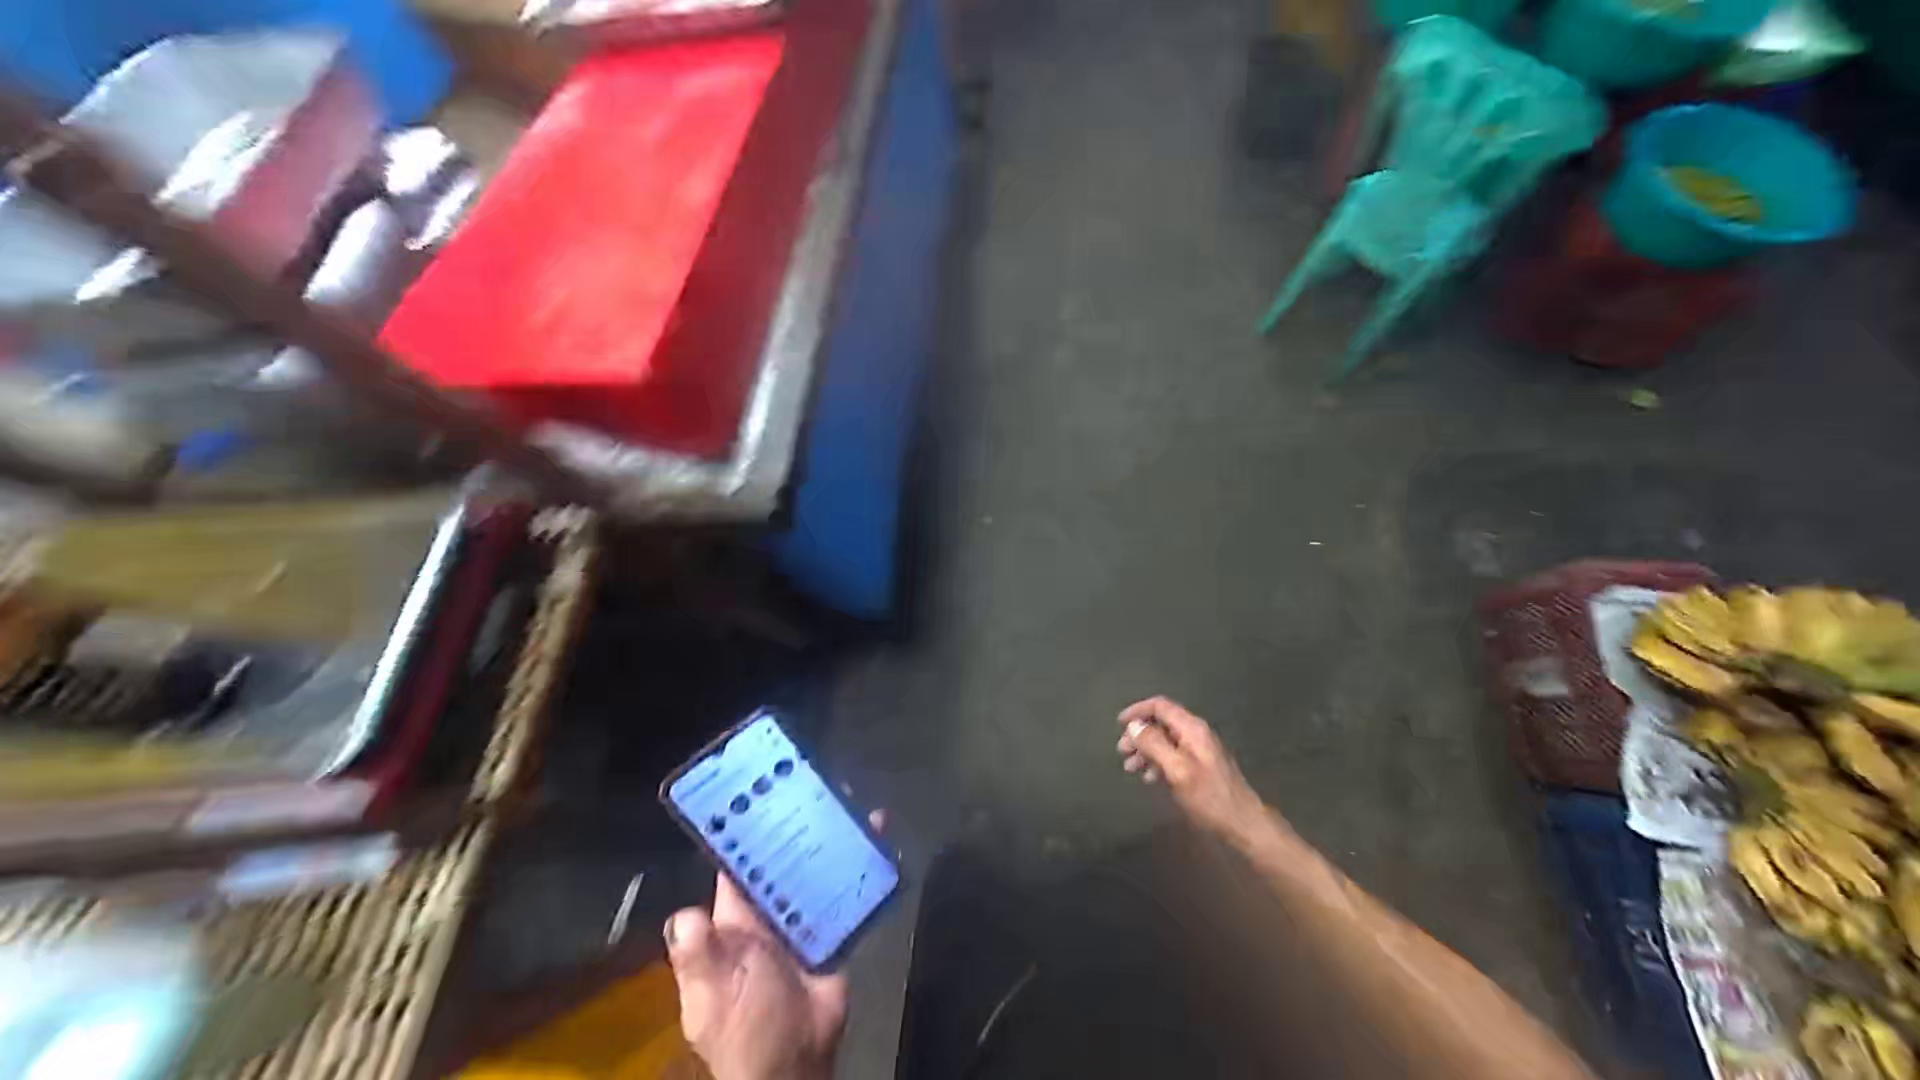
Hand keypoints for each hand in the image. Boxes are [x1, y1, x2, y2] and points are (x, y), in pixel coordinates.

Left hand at [665, 810, 884, 1079]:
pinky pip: (850, 893)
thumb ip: (698, 955)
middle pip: (786, 857)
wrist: (794, 1065)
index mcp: (736, 917)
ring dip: (838, 841)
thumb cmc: (744, 1027)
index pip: (740, 863)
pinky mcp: (836, 929)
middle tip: (825, 786)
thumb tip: (683, 914)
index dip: (749, 829)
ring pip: (821, 868)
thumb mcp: (711, 993)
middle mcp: (771, 909)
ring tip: (859, 807)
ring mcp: (805, 918)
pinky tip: (881, 844)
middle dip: (803, 824)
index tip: (766, 791)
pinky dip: (864, 871)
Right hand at [1116, 697, 1269, 843]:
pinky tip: (1149, 778)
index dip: (1138, 711)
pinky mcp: (1201, 766)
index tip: (1119, 724)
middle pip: (1161, 723)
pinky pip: (1173, 755)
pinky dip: (1157, 762)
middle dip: (1139, 734)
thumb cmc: (1209, 797)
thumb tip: (1134, 726)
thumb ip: (1154, 744)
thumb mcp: (1177, 770)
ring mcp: (1199, 750)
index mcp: (1192, 729)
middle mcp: (1196, 733)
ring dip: (1146, 750)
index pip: (1160, 706)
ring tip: (1130, 767)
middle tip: (1122, 752)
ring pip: (1165, 740)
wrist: (1244, 824)